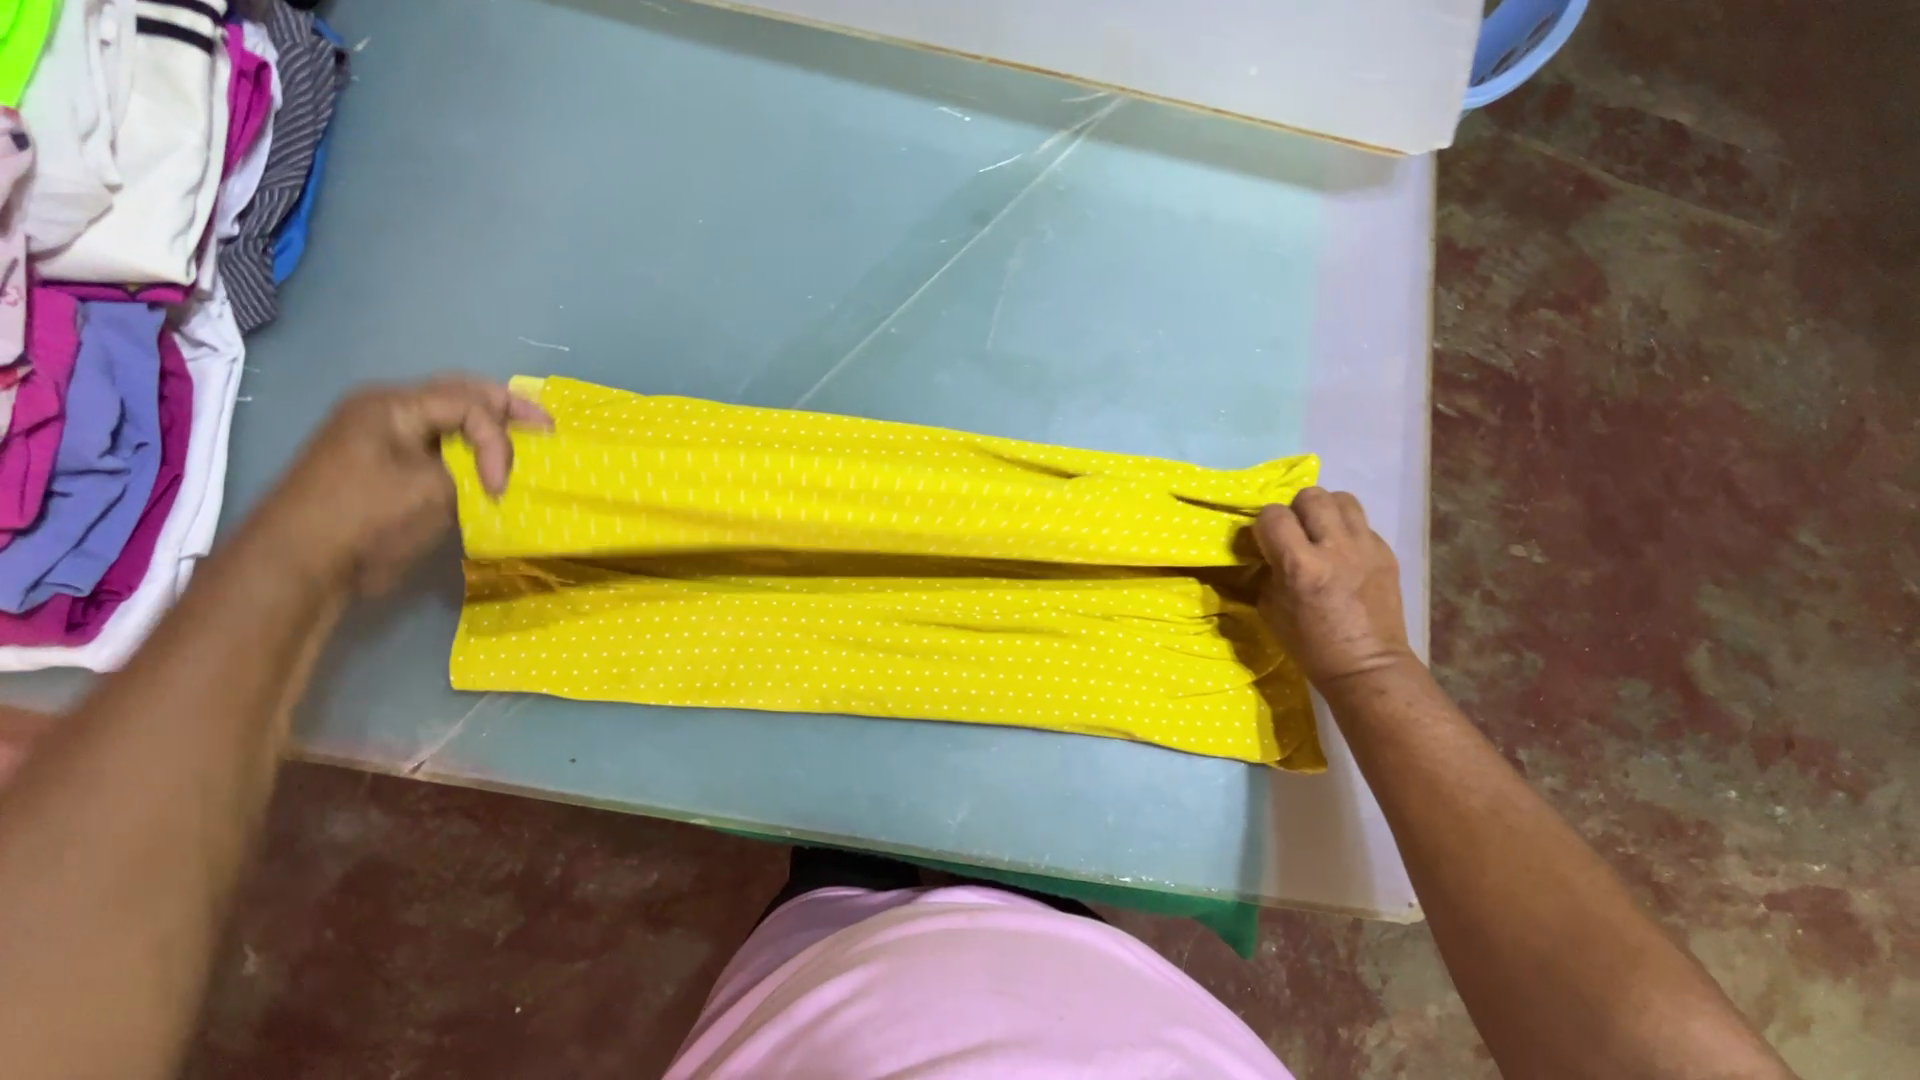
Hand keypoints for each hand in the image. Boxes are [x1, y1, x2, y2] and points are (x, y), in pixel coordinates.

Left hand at [251, 375, 550, 595]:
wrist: (301, 562)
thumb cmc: (367, 518)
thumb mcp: (433, 488)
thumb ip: (472, 466)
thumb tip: (488, 471)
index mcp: (393, 405)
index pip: (469, 404)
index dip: (498, 441)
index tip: (500, 487)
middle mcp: (385, 409)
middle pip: (459, 395)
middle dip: (506, 409)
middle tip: (546, 426)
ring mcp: (380, 435)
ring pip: (447, 416)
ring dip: (487, 427)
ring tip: (523, 438)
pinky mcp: (381, 463)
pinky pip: (434, 441)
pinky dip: (466, 447)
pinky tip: (486, 459)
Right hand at [1252, 487, 1416, 689]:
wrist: (1367, 665)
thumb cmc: (1310, 645)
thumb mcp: (1271, 609)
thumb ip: (1267, 571)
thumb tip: (1266, 550)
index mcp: (1300, 566)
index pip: (1273, 515)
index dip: (1265, 524)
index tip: (1266, 540)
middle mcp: (1334, 548)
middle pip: (1311, 496)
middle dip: (1296, 510)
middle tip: (1296, 533)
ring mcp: (1365, 548)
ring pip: (1342, 499)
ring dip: (1325, 511)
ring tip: (1321, 533)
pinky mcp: (1386, 553)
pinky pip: (1362, 524)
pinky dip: (1348, 532)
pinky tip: (1345, 554)